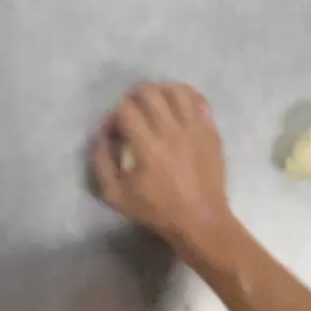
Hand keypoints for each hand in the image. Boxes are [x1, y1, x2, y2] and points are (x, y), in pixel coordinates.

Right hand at [91, 82, 241, 263]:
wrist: (200, 220)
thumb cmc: (156, 210)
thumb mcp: (115, 195)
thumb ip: (100, 162)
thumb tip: (100, 135)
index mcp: (147, 146)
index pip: (125, 110)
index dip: (113, 116)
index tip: (113, 131)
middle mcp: (172, 130)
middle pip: (149, 92)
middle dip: (133, 97)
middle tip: (130, 113)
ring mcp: (195, 128)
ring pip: (176, 90)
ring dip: (159, 91)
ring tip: (153, 103)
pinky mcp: (211, 130)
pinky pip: (199, 100)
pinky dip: (184, 96)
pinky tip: (176, 105)